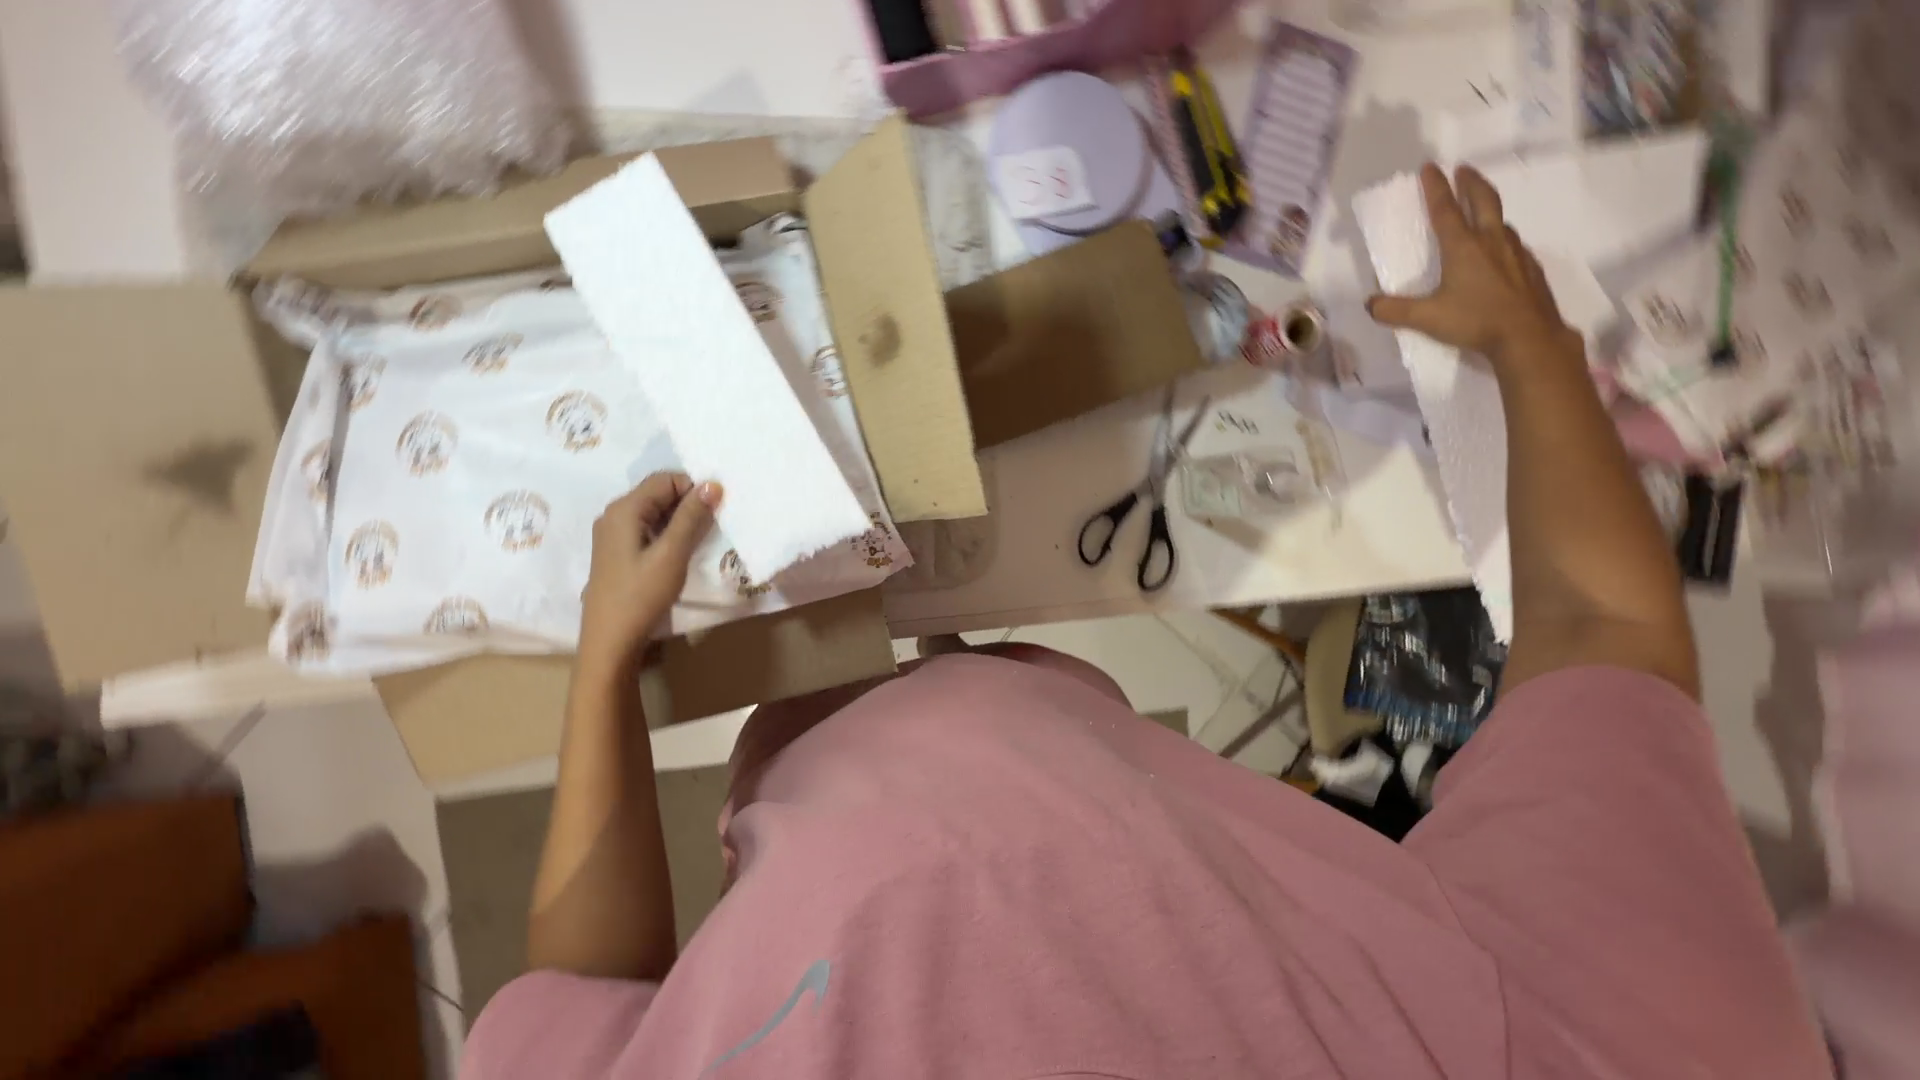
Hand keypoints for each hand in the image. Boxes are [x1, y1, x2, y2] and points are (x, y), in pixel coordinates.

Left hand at [578, 473, 721, 675]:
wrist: (610, 639)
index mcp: (624, 509)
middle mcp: (614, 514)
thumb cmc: (641, 594)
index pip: (665, 479)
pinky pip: (647, 529)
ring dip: (679, 521)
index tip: (713, 513)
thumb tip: (711, 484)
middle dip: (687, 505)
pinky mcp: (617, 551)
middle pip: (658, 493)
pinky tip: (678, 554)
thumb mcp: (672, 554)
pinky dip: (667, 534)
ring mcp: (612, 533)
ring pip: (654, 512)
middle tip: (709, 529)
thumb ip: (691, 517)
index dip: (693, 490)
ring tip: (696, 543)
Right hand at [1367, 163, 1579, 369]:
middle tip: (1463, 169)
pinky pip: (1515, 246)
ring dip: (1489, 210)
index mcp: (1462, 248)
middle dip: (1470, 182)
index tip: (1430, 167)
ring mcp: (1515, 253)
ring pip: (1501, 222)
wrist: (1527, 336)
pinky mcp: (1530, 269)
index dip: (1435, 188)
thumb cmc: (1474, 321)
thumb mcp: (1425, 319)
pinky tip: (1503, 252)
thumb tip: (1370, 304)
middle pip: (1482, 201)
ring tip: (1481, 211)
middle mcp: (1490, 242)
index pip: (1445, 210)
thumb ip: (1394, 310)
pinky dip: (1504, 239)